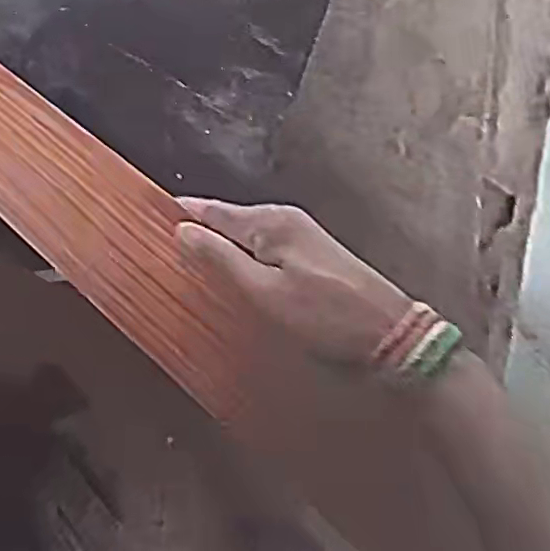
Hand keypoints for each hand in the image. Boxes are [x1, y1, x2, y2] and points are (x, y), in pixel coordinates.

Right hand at [176, 198, 410, 367]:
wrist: (403, 343)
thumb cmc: (327, 317)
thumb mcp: (264, 291)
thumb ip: (218, 256)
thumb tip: (181, 228)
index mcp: (268, 221)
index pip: (205, 208)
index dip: (175, 214)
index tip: (146, 224)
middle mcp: (282, 217)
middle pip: (222, 218)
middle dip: (196, 231)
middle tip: (166, 252)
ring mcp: (299, 232)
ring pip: (240, 232)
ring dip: (218, 246)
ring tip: (192, 265)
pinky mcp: (310, 250)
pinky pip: (259, 243)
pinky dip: (240, 254)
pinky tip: (231, 273)